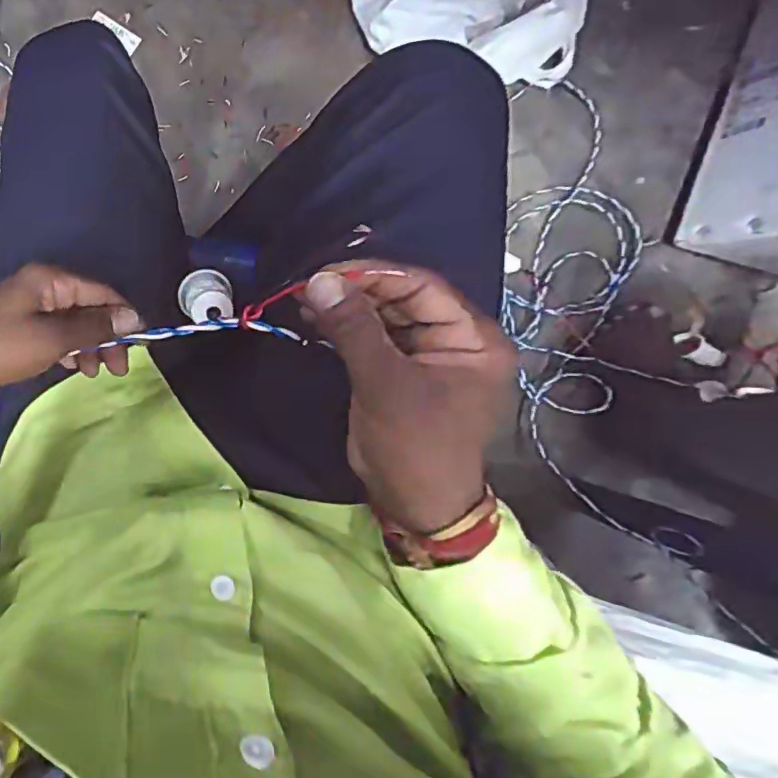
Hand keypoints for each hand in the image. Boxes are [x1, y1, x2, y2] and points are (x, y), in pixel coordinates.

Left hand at [0, 264, 142, 403]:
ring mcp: (31, 309)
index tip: (139, 346)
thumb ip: (94, 327)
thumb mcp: (52, 338)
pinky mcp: (22, 330)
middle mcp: (42, 288)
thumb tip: (133, 317)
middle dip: (107, 336)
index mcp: (49, 279)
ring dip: (89, 346)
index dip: (123, 316)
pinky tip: (73, 367)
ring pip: (74, 324)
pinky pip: (57, 336)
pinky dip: (70, 350)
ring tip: (92, 372)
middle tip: (117, 368)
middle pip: (89, 308)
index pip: (101, 291)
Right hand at [300, 259, 516, 532]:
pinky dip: (344, 328)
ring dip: (346, 308)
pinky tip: (315, 320)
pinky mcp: (400, 370)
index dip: (374, 274)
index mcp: (473, 337)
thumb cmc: (414, 445)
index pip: (422, 286)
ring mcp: (426, 355)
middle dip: (356, 291)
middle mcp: (455, 339)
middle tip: (309, 287)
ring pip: (384, 315)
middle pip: (402, 297)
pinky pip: (373, 337)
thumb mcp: (384, 383)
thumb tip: (318, 281)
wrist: (415, 504)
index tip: (326, 274)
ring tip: (305, 301)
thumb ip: (353, 329)